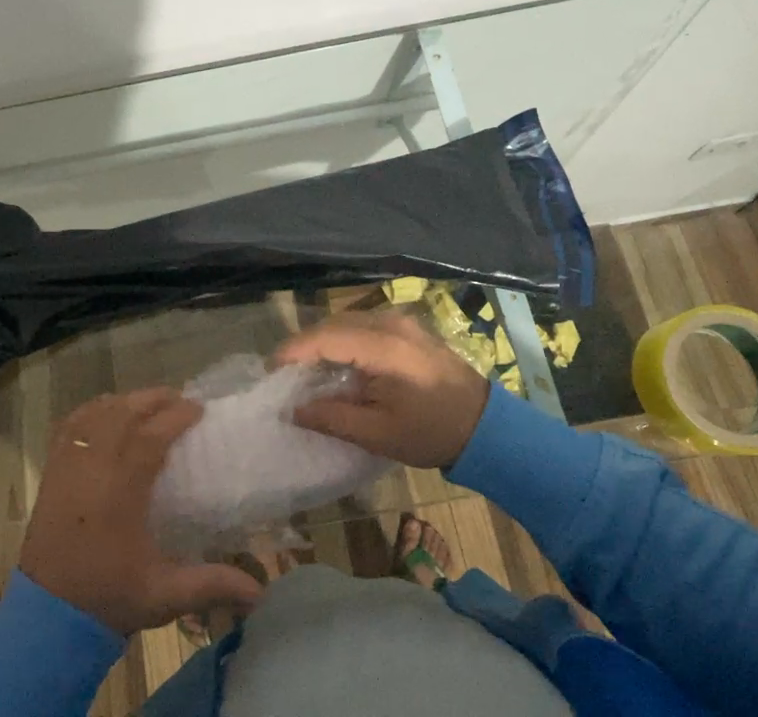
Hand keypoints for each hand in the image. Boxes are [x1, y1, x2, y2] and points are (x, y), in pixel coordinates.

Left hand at [19, 388, 263, 635]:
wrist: (48, 616)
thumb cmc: (108, 598)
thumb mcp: (165, 595)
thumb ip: (212, 585)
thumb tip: (262, 592)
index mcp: (121, 491)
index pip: (150, 436)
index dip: (176, 416)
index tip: (199, 409)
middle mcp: (92, 469)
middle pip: (122, 413)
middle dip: (152, 399)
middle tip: (179, 400)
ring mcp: (67, 467)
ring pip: (94, 415)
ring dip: (123, 402)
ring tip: (147, 404)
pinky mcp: (51, 473)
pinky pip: (68, 426)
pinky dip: (90, 412)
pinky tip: (105, 413)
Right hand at [273, 311, 490, 468]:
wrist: (486, 426)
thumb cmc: (431, 433)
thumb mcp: (378, 435)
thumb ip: (332, 418)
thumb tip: (293, 409)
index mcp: (382, 347)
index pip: (323, 338)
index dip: (291, 352)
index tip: (270, 373)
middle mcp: (389, 323)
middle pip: (331, 325)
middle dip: (304, 347)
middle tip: (286, 376)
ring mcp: (401, 321)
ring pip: (346, 322)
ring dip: (323, 342)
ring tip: (308, 371)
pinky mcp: (408, 327)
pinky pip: (363, 325)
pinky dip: (344, 339)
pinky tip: (339, 364)